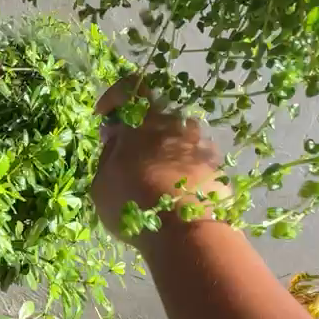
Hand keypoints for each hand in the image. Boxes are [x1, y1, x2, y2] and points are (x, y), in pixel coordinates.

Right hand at [91, 77, 228, 241]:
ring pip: (176, 139)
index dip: (114, 97)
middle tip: (126, 157)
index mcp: (146, 120)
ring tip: (151, 183)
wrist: (185, 230)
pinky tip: (171, 197)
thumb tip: (114, 137)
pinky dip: (179, 172)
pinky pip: (192, 161)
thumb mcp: (101, 182)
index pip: (130, 87)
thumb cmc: (133, 202)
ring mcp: (201, 145)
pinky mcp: (217, 167)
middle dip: (139, 131)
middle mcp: (178, 124)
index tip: (104, 117)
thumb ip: (107, 154)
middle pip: (156, 115)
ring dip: (161, 153)